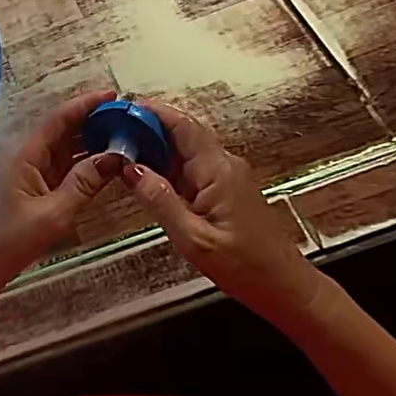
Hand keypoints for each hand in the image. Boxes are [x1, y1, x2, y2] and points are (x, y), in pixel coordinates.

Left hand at [0, 90, 126, 304]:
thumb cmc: (10, 240)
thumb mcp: (54, 213)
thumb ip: (86, 183)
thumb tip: (116, 157)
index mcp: (26, 152)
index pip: (60, 118)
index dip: (88, 104)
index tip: (115, 95)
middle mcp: (27, 154)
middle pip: (64, 129)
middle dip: (95, 121)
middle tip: (129, 119)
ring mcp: (30, 170)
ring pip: (65, 147)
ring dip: (92, 142)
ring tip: (125, 137)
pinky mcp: (33, 186)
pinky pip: (63, 166)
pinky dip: (84, 162)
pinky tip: (106, 163)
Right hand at [120, 100, 326, 319]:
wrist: (284, 286)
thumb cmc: (246, 267)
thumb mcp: (193, 238)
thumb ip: (160, 201)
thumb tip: (130, 169)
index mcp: (218, 170)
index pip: (182, 126)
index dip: (151, 113)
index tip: (122, 109)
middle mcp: (224, 165)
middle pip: (182, 134)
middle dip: (147, 129)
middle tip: (112, 132)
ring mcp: (225, 177)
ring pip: (184, 152)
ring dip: (155, 149)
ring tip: (121, 151)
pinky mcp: (224, 190)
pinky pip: (191, 170)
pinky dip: (167, 168)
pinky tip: (146, 177)